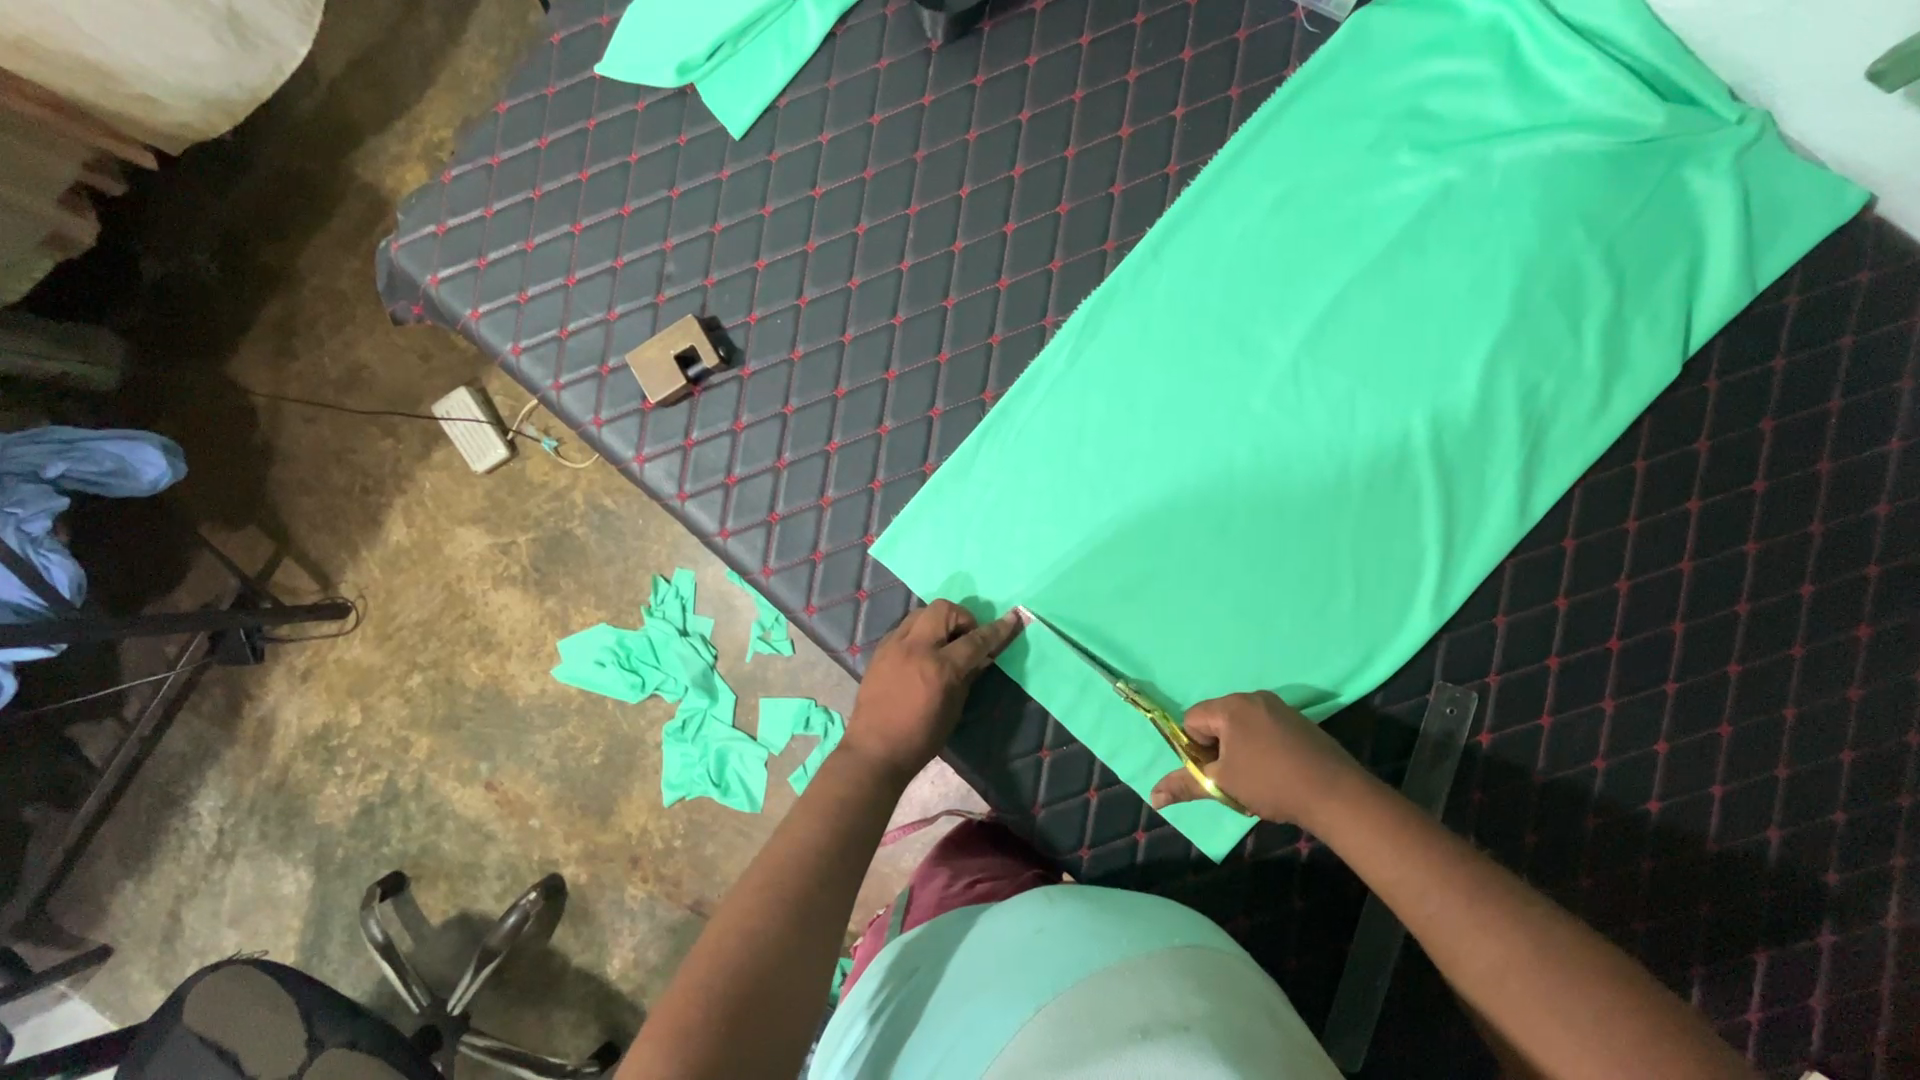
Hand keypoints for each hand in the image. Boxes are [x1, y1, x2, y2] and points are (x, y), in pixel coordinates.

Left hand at [844, 601, 1025, 784]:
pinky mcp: (879, 651)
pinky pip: (904, 628)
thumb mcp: (954, 709)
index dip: (997, 630)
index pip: (975, 640)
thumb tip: (982, 657)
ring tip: (942, 645)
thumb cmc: (921, 737)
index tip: (1013, 618)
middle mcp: (915, 648)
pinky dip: (919, 633)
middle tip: (966, 639)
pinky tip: (920, 654)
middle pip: (943, 610)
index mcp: (939, 668)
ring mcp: (893, 646)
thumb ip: (969, 676)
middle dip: (961, 618)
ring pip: (921, 613)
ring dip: (938, 622)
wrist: (875, 749)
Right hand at [1150, 690, 1368, 827]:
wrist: (1335, 793)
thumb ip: (1185, 785)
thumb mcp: (1222, 786)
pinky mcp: (1300, 720)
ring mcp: (1280, 707)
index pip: (1192, 720)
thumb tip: (1153, 797)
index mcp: (1231, 707)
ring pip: (1242, 726)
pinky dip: (1263, 747)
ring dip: (1240, 749)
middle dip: (1218, 749)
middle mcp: (1254, 698)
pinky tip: (1278, 772)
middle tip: (1235, 777)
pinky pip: (1266, 728)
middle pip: (1217, 720)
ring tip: (1257, 777)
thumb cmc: (1271, 784)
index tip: (1216, 771)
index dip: (1197, 749)